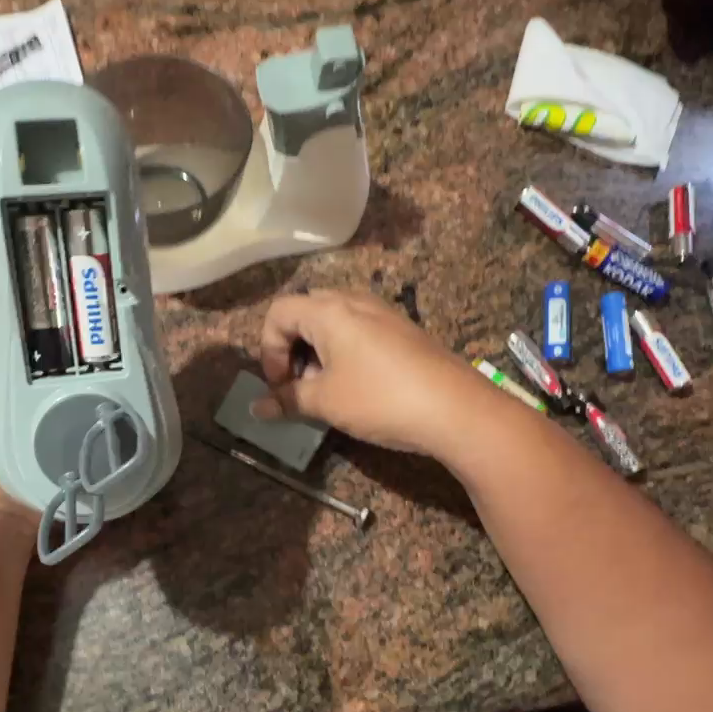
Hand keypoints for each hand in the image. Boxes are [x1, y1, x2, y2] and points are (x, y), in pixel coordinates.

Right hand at [253, 290, 495, 458]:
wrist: (455, 409)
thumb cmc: (379, 399)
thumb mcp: (326, 402)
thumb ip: (287, 400)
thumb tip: (257, 408)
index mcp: (329, 311)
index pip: (278, 312)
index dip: (268, 350)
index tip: (280, 385)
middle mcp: (354, 302)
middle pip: (306, 312)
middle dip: (293, 349)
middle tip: (298, 385)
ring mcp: (383, 314)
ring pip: (334, 323)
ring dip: (318, 353)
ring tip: (326, 391)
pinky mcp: (402, 332)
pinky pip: (359, 332)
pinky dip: (344, 354)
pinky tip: (357, 389)